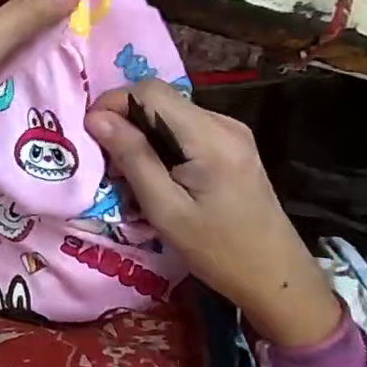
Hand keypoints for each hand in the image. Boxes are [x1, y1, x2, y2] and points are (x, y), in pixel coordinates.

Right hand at [84, 79, 341, 346]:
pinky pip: (183, 128)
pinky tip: (155, 174)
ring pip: (168, 112)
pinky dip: (160, 143)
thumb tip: (96, 118)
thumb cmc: (218, 250)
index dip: (113, 103)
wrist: (275, 276)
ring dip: (141, 134)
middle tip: (106, 160)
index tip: (91, 135)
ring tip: (127, 172)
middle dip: (124, 121)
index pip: (150, 90)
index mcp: (210, 136)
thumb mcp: (165, 210)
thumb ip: (132, 157)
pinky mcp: (231, 143)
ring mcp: (230, 131)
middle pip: (159, 99)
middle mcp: (223, 123)